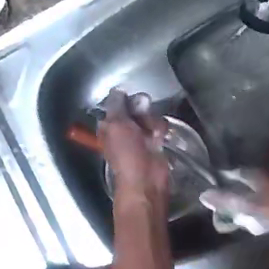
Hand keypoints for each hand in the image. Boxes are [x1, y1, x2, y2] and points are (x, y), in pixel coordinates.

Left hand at [99, 89, 169, 204]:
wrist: (146, 178)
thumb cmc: (126, 152)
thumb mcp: (115, 123)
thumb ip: (116, 104)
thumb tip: (117, 89)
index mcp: (108, 125)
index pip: (115, 104)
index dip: (123, 99)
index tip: (130, 98)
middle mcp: (122, 129)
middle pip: (134, 107)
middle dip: (140, 109)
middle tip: (142, 114)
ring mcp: (139, 136)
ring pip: (149, 115)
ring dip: (152, 121)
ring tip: (152, 132)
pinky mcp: (155, 142)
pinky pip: (159, 126)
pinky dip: (160, 130)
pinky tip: (159, 137)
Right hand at [200, 172, 268, 238]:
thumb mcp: (258, 211)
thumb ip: (231, 203)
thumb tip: (204, 194)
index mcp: (259, 174)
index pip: (232, 175)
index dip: (221, 187)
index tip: (213, 202)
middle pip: (248, 183)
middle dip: (239, 197)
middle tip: (233, 219)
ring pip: (264, 191)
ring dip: (256, 204)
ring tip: (252, 223)